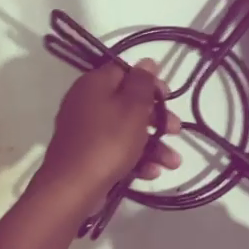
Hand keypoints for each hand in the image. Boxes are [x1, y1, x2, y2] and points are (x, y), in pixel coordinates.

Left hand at [33, 58, 182, 206]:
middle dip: (156, 119)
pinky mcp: (86, 156)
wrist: (73, 187)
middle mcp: (86, 103)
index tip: (168, 97)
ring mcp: (85, 131)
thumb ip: (142, 83)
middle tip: (176, 131)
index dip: (149, 82)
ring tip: (173, 163)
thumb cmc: (108, 141)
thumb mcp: (132, 107)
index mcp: (94, 85)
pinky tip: (151, 173)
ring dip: (152, 145)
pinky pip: (115, 151)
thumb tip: (147, 61)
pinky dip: (135, 160)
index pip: (125, 71)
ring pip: (125, 131)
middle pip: (127, 104)